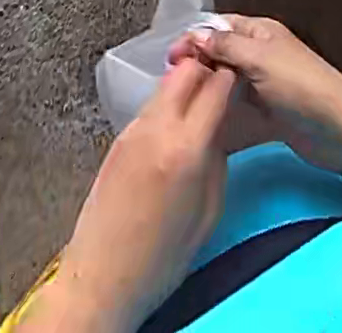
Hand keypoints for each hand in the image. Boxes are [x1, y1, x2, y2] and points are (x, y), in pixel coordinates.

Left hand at [47, 56, 236, 331]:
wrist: (102, 272)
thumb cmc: (164, 256)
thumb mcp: (209, 212)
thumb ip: (218, 160)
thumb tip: (219, 126)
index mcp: (186, 149)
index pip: (214, 89)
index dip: (230, 77)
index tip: (239, 77)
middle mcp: (157, 128)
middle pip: (185, 72)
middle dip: (206, 70)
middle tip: (220, 82)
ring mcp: (134, 128)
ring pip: (165, 85)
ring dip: (185, 84)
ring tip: (200, 103)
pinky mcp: (119, 136)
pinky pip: (150, 106)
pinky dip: (167, 104)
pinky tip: (176, 125)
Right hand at [174, 15, 341, 165]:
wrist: (341, 129)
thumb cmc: (300, 86)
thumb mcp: (259, 58)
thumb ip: (225, 45)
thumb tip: (195, 37)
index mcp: (259, 32)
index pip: (218, 27)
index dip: (194, 38)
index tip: (171, 57)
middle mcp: (260, 52)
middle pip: (221, 52)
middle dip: (198, 62)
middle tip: (172, 81)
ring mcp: (264, 82)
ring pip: (227, 79)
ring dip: (208, 86)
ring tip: (182, 101)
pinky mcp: (267, 110)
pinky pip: (238, 105)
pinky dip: (222, 108)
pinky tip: (204, 119)